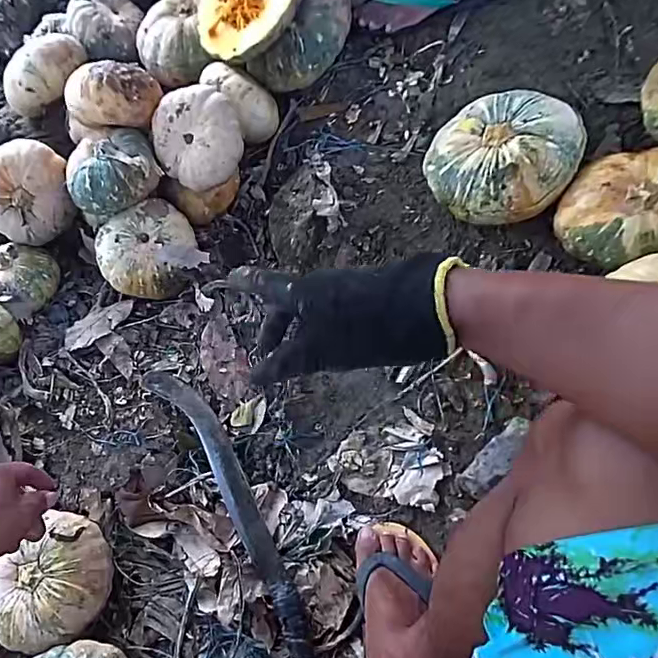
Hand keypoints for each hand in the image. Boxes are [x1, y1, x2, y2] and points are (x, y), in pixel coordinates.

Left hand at [0, 463, 57, 569]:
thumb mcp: (26, 514)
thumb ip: (40, 502)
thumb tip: (46, 497)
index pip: (27, 470)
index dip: (44, 482)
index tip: (51, 492)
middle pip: (13, 489)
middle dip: (29, 508)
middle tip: (37, 521)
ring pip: (0, 504)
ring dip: (14, 519)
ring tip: (19, 536)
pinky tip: (1, 541)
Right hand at [230, 254, 460, 384]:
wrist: (426, 308)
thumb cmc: (366, 329)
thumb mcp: (320, 351)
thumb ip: (286, 363)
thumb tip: (253, 378)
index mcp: (304, 291)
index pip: (266, 286)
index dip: (247, 283)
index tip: (231, 279)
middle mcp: (322, 286)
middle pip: (288, 303)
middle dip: (275, 328)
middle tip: (268, 352)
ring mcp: (346, 291)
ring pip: (311, 310)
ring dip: (298, 332)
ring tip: (297, 358)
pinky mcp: (366, 300)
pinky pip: (331, 315)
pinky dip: (320, 332)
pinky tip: (329, 351)